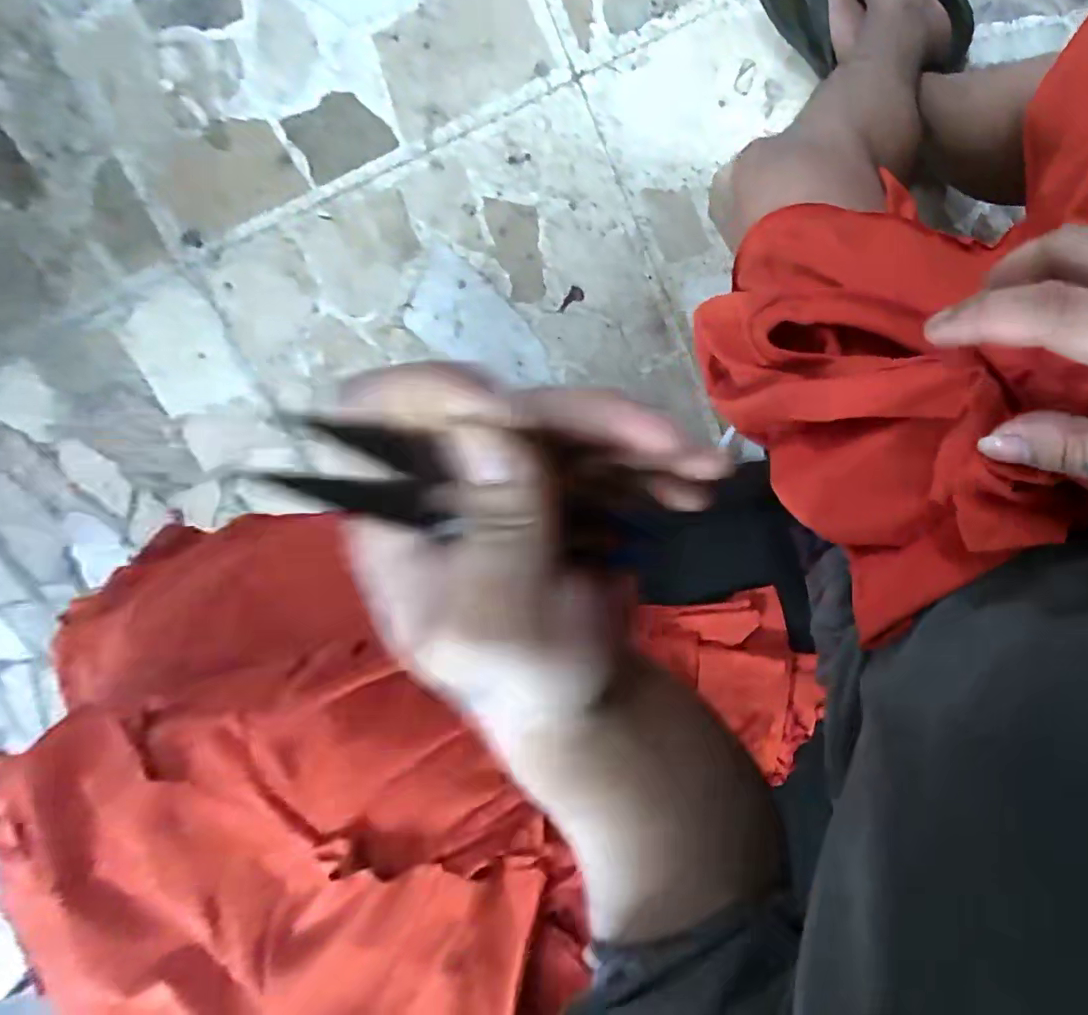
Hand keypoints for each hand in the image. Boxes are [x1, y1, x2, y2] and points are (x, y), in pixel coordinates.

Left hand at [337, 364, 731, 721]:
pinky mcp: (573, 485)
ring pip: (580, 427)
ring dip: (650, 444)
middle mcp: (459, 477)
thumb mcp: (496, 623)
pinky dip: (661, 467)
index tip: (511, 413)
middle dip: (599, 422)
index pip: (380, 413)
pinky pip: (616, 456)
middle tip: (671, 444)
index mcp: (404, 510)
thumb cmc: (522, 678)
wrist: (580, 694)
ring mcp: (521, 476)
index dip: (433, 393)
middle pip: (516, 412)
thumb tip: (490, 423)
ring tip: (708, 469)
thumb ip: (498, 532)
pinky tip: (698, 489)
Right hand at [923, 225, 1087, 518]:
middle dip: (1003, 275)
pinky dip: (1062, 271)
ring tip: (1000, 313)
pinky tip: (1054, 310)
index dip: (984, 315)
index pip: (1055, 310)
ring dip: (1031, 267)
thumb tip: (991, 438)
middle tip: (967, 320)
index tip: (934, 332)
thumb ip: (1074, 449)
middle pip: (1070, 247)